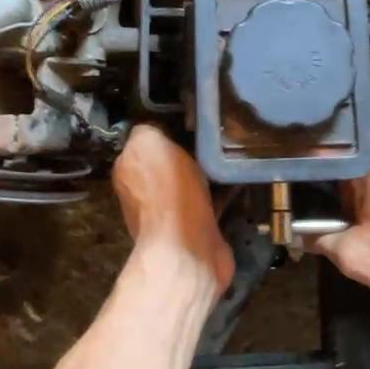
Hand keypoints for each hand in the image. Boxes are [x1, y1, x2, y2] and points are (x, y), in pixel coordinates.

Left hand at [112, 124, 233, 293]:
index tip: (191, 118)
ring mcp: (171, 212)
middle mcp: (145, 192)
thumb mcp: (148, 143)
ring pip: (192, 180)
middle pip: (170, 161)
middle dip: (190, 149)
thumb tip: (153, 128)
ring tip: (232, 150)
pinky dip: (224, 190)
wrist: (187, 250)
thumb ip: (146, 130)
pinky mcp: (198, 228)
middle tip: (216, 133)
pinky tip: (240, 176)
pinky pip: (212, 199)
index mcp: (129, 170)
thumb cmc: (166, 192)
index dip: (166, 128)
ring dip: (208, 169)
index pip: (145, 141)